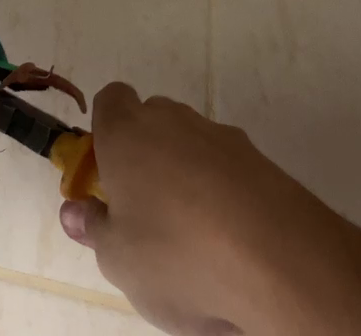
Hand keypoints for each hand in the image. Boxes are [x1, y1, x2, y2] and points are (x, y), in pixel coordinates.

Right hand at [59, 83, 360, 335]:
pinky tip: (233, 249)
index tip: (106, 175)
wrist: (284, 261)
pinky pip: (232, 175)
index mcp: (126, 131)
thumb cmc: (177, 253)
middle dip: (147, 158)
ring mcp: (223, 138)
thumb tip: (76, 210)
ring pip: (194, 149)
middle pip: (152, 123)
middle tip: (145, 213)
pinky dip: (228, 201)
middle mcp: (172, 120)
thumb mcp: (118, 259)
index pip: (110, 100)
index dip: (104, 132)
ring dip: (189, 181)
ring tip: (195, 242)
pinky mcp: (265, 163)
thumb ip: (93, 229)